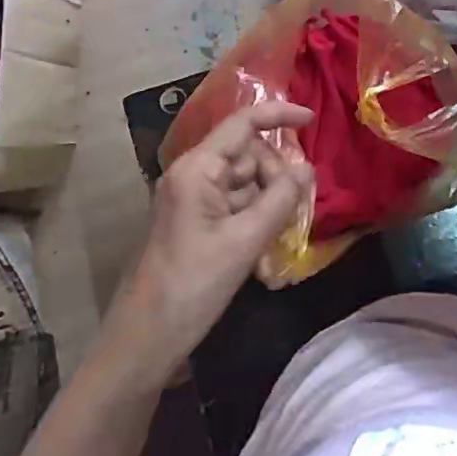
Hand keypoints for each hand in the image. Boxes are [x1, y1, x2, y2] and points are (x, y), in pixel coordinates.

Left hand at [106, 102, 313, 378]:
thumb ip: (280, 199)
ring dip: (270, 200)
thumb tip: (307, 169)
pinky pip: (236, 205)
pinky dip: (256, 218)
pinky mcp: (195, 221)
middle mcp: (193, 174)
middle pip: (248, 155)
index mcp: (197, 169)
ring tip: (285, 234)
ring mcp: (193, 198)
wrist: (144, 340)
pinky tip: (269, 249)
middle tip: (297, 209)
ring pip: (245, 182)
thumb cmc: (192, 286)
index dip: (279, 115)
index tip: (313, 120)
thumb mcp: (244, 241)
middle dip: (277, 175)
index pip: (243, 123)